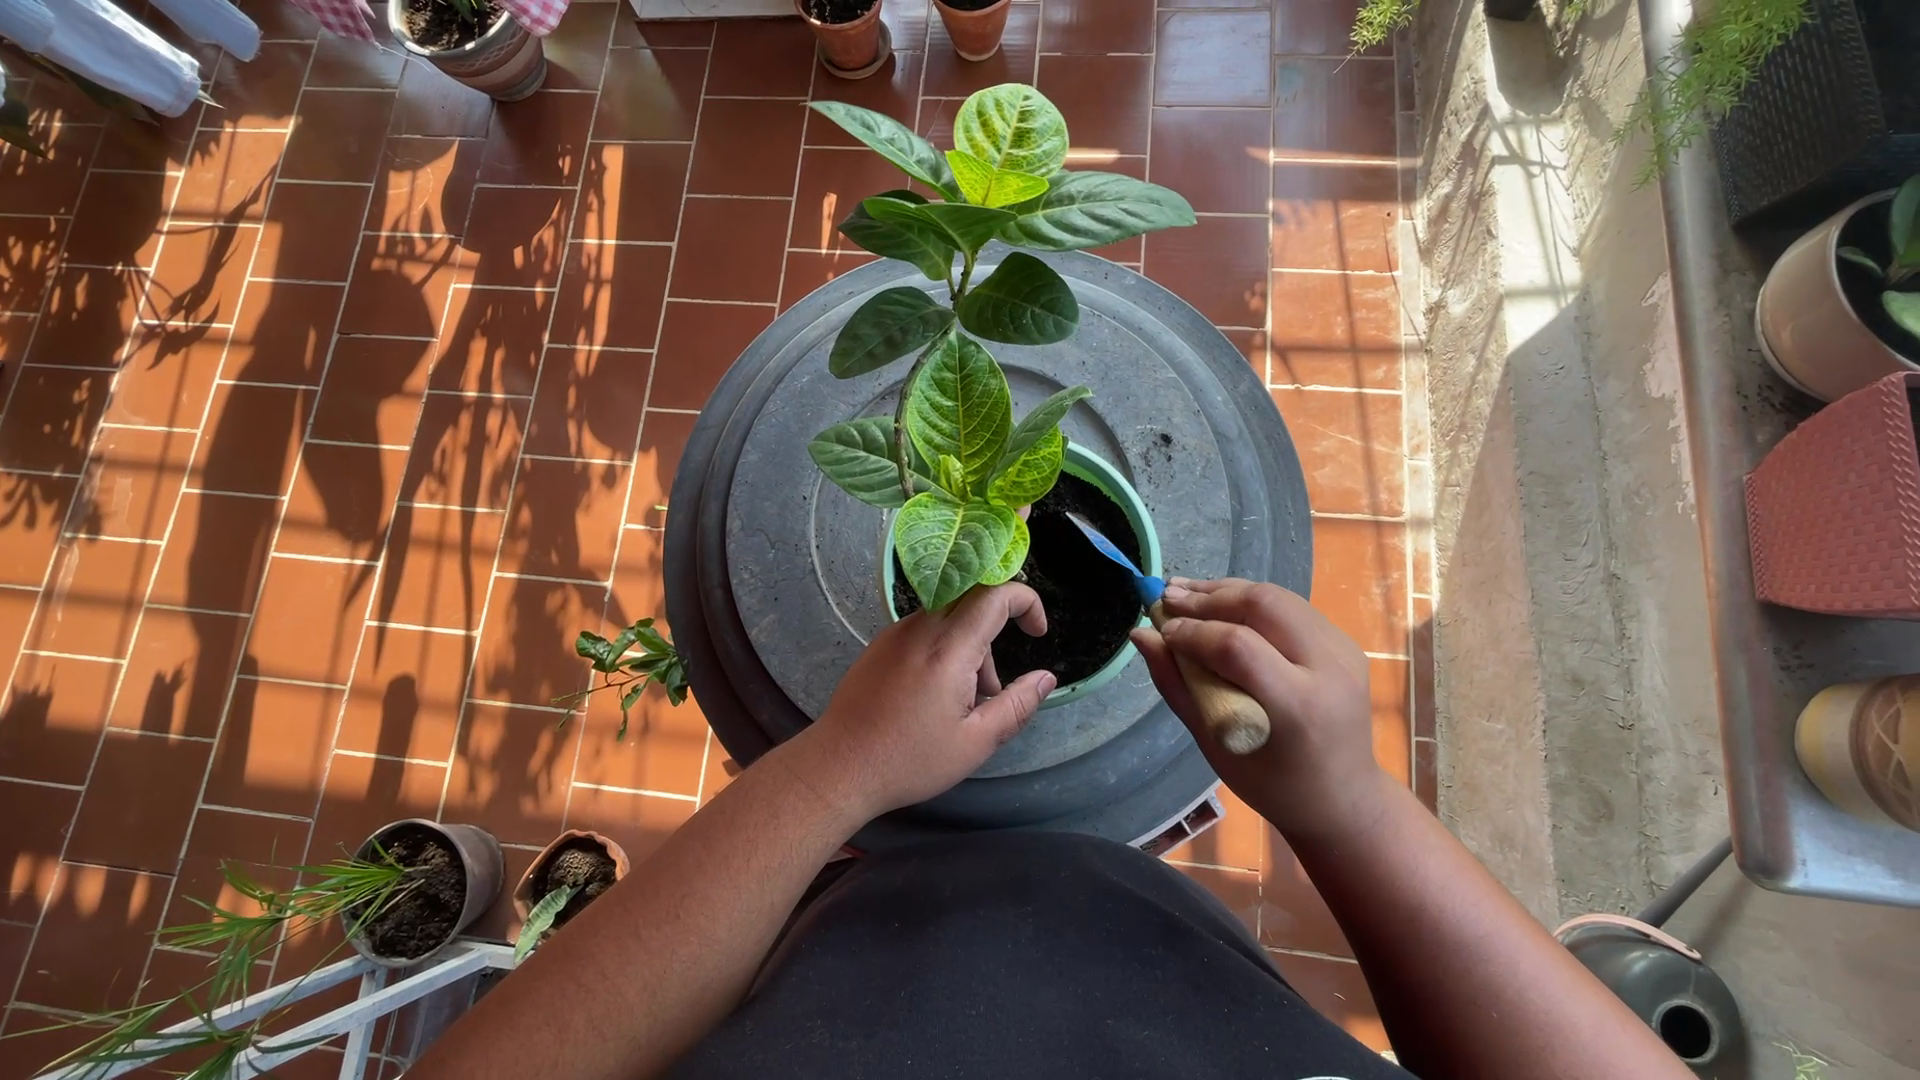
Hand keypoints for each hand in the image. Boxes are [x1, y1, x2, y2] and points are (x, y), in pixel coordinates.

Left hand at [787, 583, 1055, 819]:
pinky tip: (932, 696)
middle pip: (973, 598)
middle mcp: (920, 629)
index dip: (1027, 602)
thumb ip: (1017, 705)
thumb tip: (1047, 677)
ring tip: (960, 704)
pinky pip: (924, 629)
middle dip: (997, 629)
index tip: (1038, 633)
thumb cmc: (909, 760)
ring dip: (969, 645)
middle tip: (989, 687)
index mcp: (948, 649)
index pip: (995, 594)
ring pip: (948, 615)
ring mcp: (895, 633)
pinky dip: (943, 649)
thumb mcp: (975, 743)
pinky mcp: (880, 645)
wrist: (838, 767)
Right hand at [1131, 578, 1387, 837]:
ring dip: (1227, 591)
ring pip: (1278, 597)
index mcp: (1297, 706)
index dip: (1194, 632)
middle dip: (1209, 597)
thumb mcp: (1214, 743)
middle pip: (1264, 605)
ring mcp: (1343, 651)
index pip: (1238, 646)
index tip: (1161, 631)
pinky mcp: (1344, 643)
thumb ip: (1176, 685)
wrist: (1341, 797)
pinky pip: (1290, 607)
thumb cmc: (1270, 782)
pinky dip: (1249, 601)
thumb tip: (1140, 635)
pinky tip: (1220, 605)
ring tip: (1186, 593)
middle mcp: (1329, 669)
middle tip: (1168, 596)